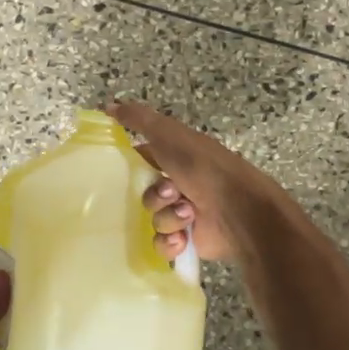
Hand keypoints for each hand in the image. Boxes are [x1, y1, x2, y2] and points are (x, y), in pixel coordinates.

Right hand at [108, 100, 302, 266]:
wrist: (241, 212)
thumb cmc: (205, 169)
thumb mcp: (169, 134)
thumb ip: (138, 119)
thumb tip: (107, 106)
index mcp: (179, 159)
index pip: (144, 160)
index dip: (132, 165)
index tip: (123, 170)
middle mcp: (182, 185)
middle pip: (146, 192)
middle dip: (155, 195)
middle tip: (170, 192)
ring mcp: (185, 215)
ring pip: (153, 218)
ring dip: (167, 216)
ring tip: (188, 214)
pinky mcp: (188, 241)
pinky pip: (161, 244)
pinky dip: (170, 242)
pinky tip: (182, 239)